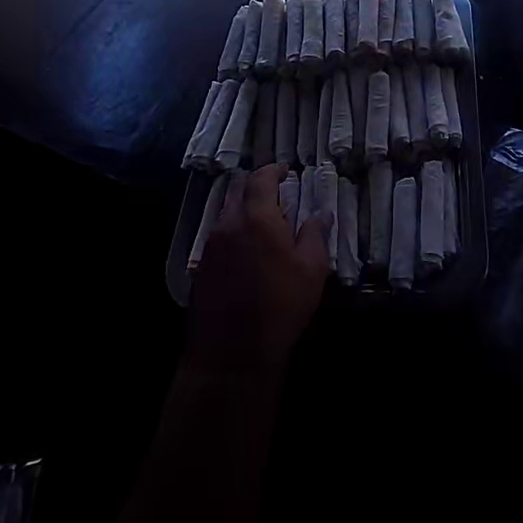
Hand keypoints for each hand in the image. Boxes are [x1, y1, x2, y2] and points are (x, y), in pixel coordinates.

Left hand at [186, 164, 330, 374]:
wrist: (232, 351)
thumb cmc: (280, 306)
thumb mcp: (311, 270)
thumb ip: (315, 235)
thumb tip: (321, 213)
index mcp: (256, 218)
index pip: (260, 179)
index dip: (273, 171)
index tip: (285, 171)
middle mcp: (228, 224)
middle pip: (239, 193)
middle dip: (257, 190)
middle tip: (276, 198)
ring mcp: (210, 246)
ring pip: (227, 215)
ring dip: (244, 213)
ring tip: (264, 228)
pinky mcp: (201, 267)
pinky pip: (218, 238)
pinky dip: (234, 235)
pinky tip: (246, 255)